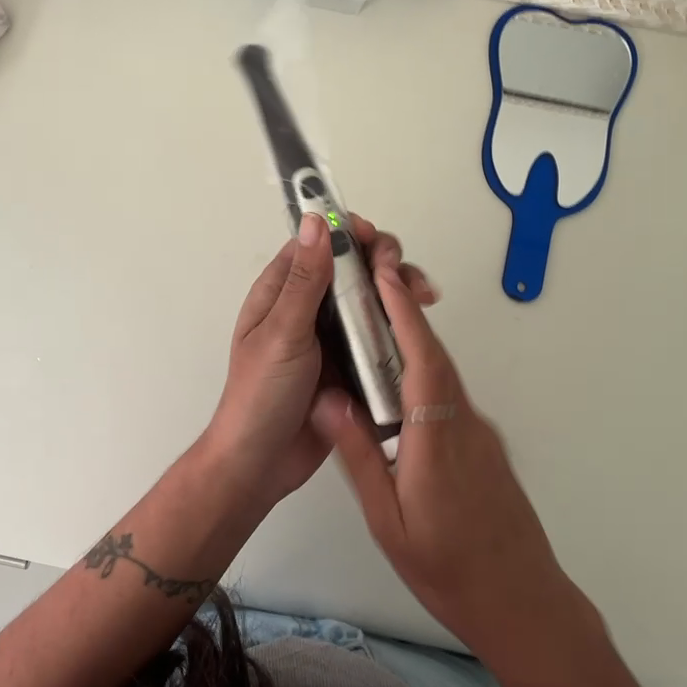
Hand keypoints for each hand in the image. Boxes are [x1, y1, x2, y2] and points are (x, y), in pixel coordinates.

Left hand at [205, 214, 437, 512]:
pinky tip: (422, 323)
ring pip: (370, 298)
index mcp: (281, 293)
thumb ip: (304, 281)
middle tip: (404, 275)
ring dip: (398, 289)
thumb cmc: (261, 395)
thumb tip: (314, 222)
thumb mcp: (282, 334)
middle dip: (382, 260)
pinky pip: (379, 334)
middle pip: (351, 267)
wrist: (261, 464)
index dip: (346, 232)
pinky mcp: (351, 364)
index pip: (316, 245)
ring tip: (425, 295)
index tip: (372, 237)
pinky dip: (401, 324)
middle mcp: (307, 308)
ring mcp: (330, 337)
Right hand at [310, 250, 574, 667]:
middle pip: (435, 356)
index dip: (403, 312)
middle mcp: (466, 427)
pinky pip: (450, 397)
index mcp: (437, 441)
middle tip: (373, 276)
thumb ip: (358, 456)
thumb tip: (328, 400)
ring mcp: (481, 436)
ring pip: (444, 375)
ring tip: (375, 320)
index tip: (384, 274)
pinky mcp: (485, 448)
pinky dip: (424, 373)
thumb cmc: (451, 571)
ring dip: (414, 341)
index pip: (422, 360)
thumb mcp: (388, 522)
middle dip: (406, 310)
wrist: (524, 606)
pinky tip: (397, 386)